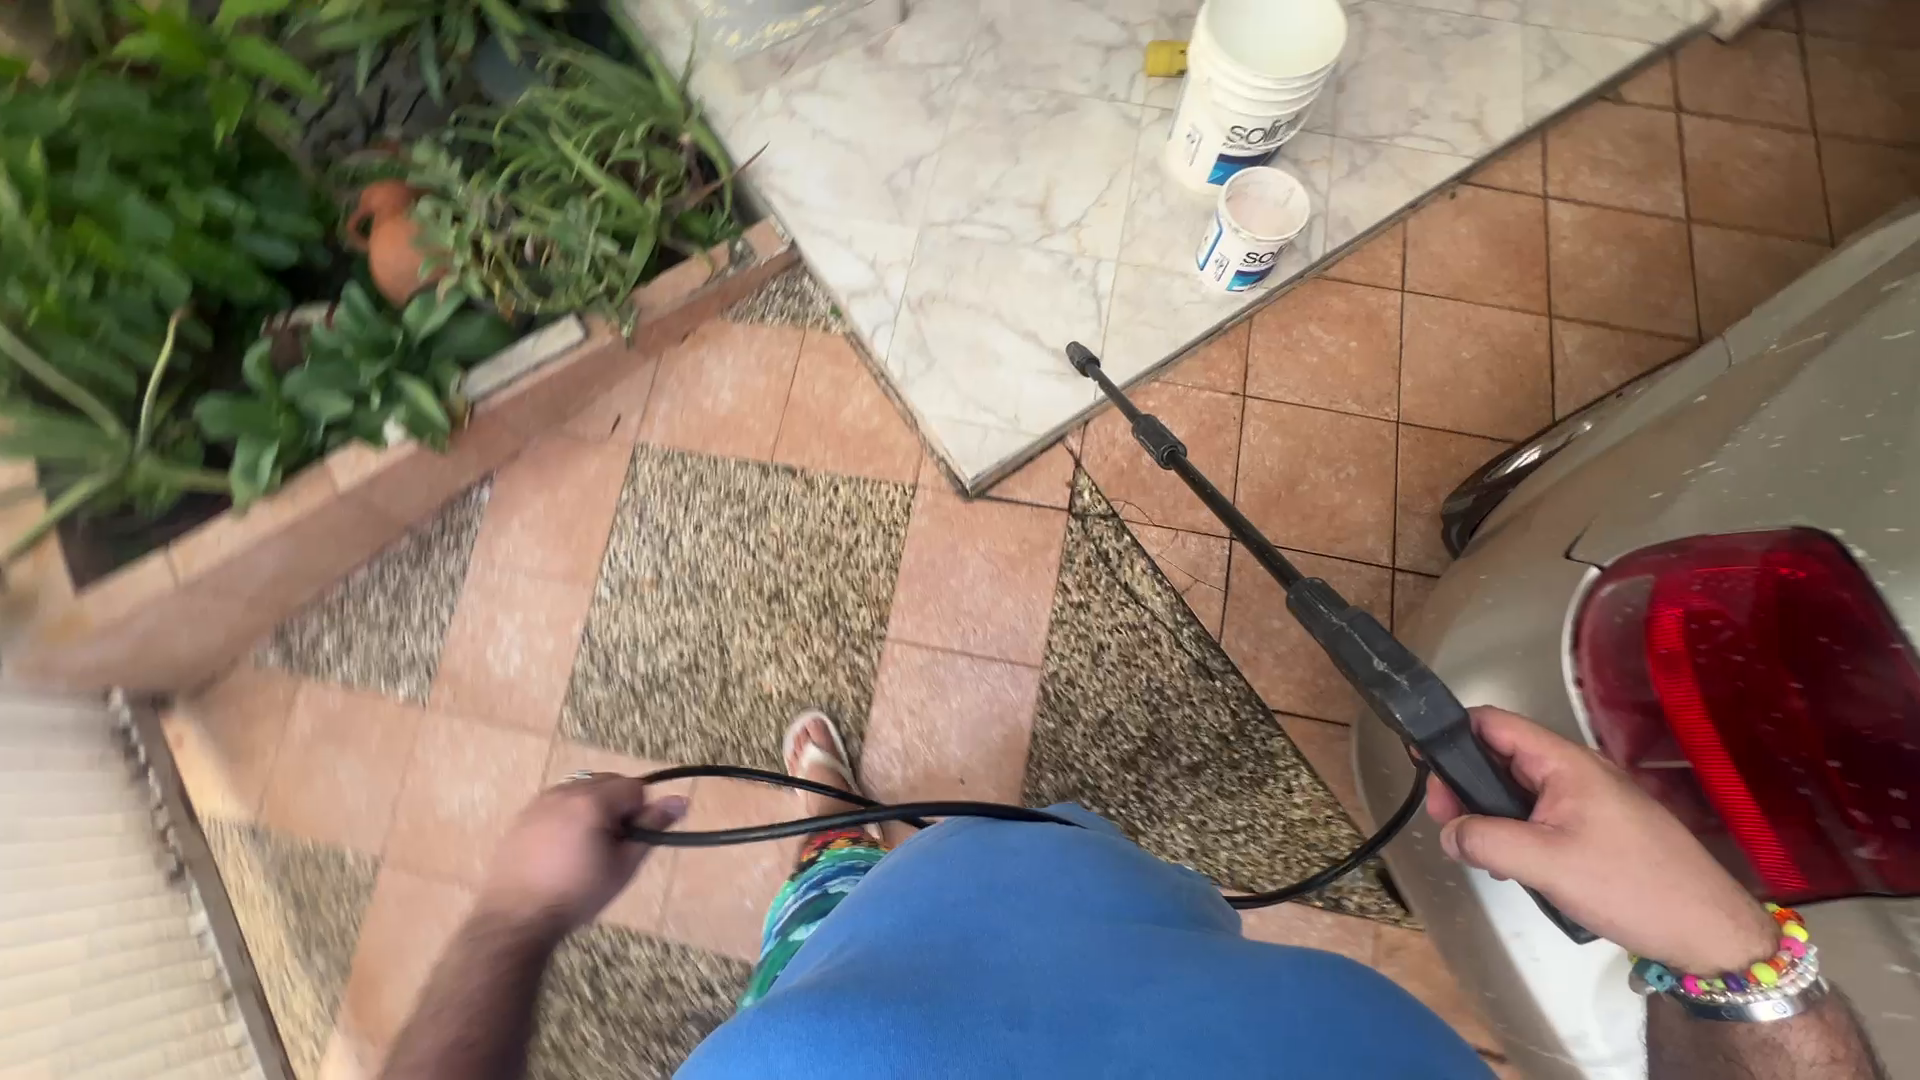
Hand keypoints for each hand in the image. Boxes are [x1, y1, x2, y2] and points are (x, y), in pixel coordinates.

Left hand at [475, 774, 687, 939]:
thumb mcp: (624, 864)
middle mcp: (566, 791)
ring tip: (585, 847)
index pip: (635, 788)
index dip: (639, 813)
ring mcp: (541, 802)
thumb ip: (652, 827)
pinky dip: (569, 815)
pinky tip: (561, 848)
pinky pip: (559, 802)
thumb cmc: (577, 894)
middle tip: (610, 845)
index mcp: (593, 800)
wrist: (514, 921)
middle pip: (609, 782)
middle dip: (617, 806)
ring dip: (594, 808)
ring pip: (584, 790)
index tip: (628, 842)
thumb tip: (682, 799)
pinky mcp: (523, 816)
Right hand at [1425, 707, 1778, 973]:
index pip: (1491, 723)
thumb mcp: (1545, 863)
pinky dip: (1514, 830)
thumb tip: (1448, 832)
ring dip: (1487, 813)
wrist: (1716, 939)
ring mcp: (1589, 800)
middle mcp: (1575, 771)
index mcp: (1565, 762)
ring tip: (1476, 848)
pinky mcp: (1597, 828)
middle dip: (1463, 784)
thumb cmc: (1631, 886)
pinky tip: (1510, 863)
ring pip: (1516, 789)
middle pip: (1498, 756)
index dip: (1449, 733)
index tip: (1422, 763)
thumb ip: (1483, 839)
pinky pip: (1538, 814)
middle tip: (1447, 822)